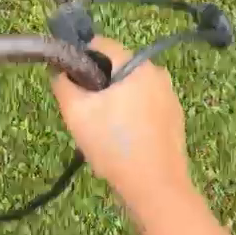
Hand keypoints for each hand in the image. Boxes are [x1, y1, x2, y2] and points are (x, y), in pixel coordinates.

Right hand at [51, 37, 195, 217]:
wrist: (156, 190)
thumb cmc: (114, 145)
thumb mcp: (76, 112)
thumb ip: (62, 83)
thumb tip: (60, 71)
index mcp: (137, 66)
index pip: (101, 44)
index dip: (80, 59)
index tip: (71, 84)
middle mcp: (158, 74)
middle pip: (115, 67)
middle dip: (97, 85)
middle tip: (86, 113)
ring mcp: (170, 97)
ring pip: (129, 88)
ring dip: (113, 101)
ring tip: (102, 131)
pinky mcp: (175, 119)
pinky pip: (144, 105)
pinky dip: (129, 115)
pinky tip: (122, 141)